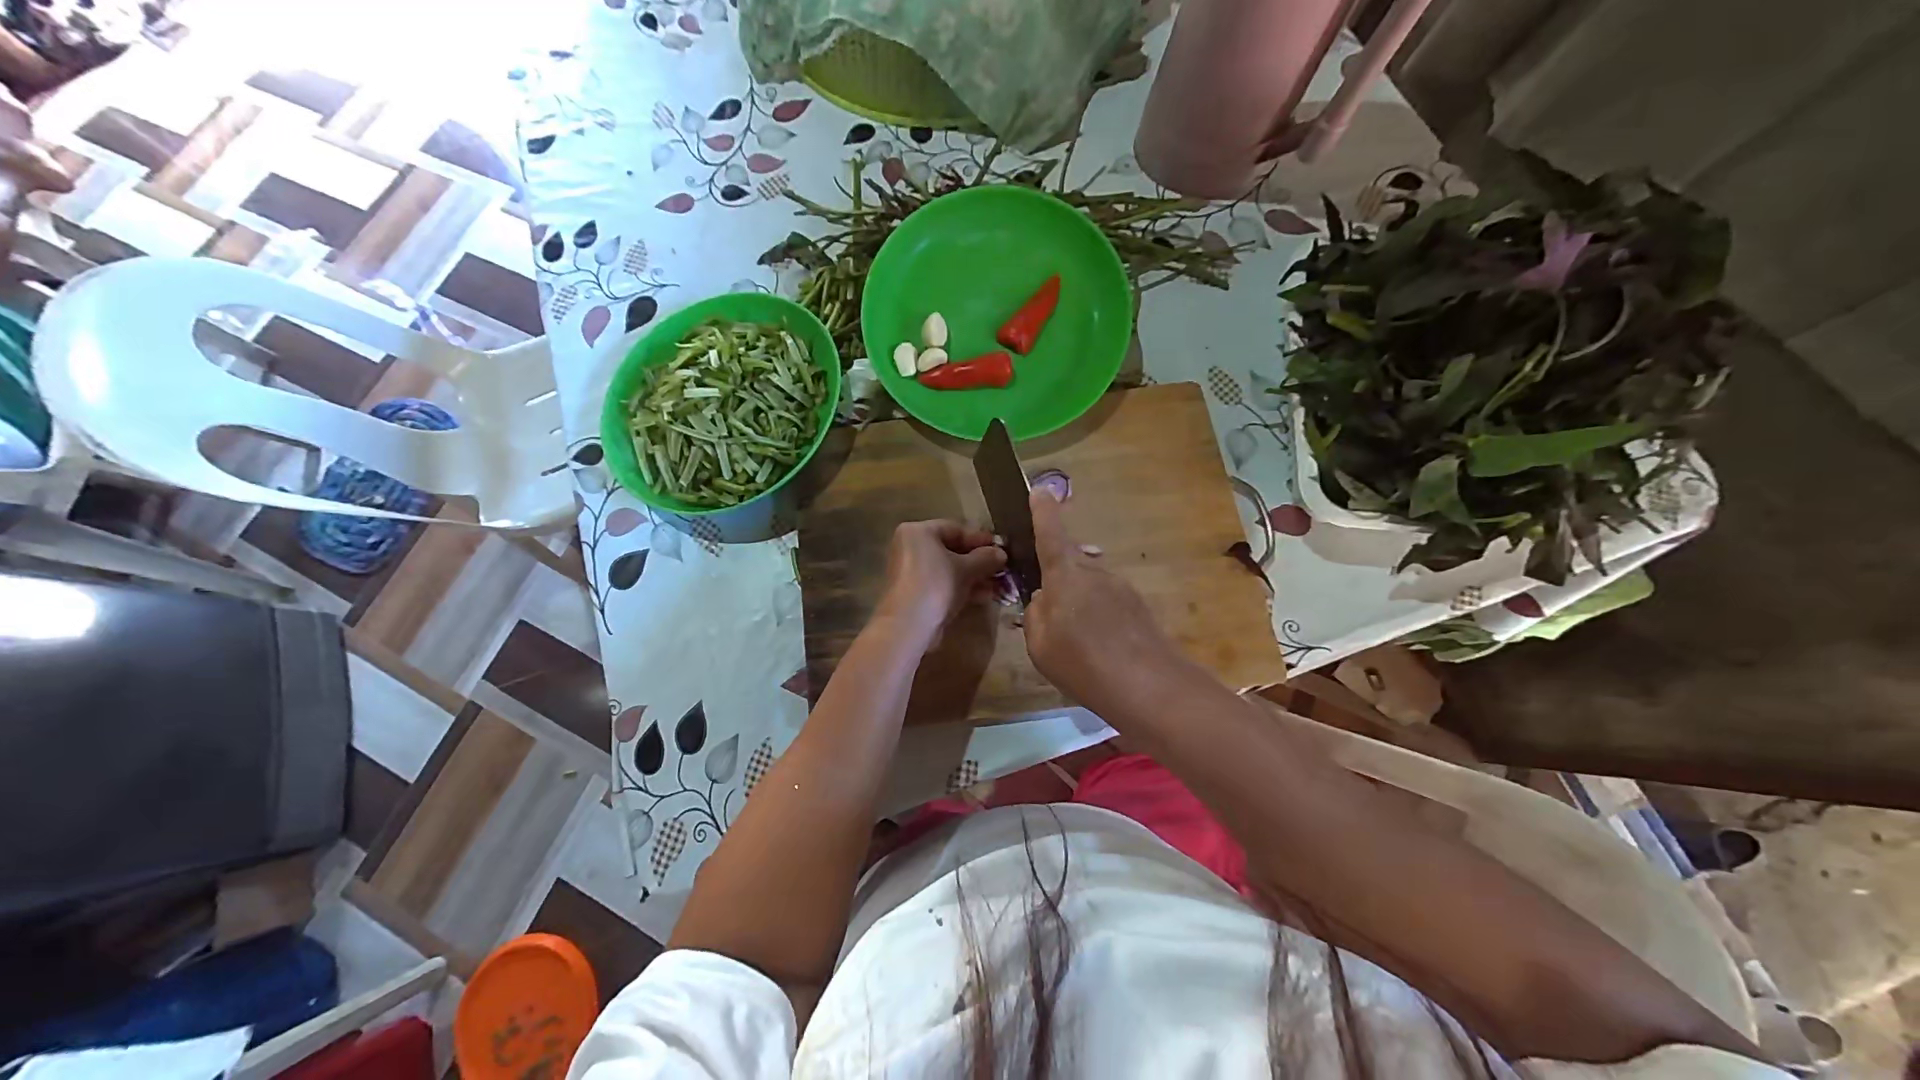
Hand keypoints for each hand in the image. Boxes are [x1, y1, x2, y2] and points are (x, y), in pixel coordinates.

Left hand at [875, 519, 1006, 642]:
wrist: (909, 625)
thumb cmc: (936, 585)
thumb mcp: (966, 569)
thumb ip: (985, 558)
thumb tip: (1001, 553)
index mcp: (918, 532)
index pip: (955, 529)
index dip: (980, 538)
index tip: (1002, 547)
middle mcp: (911, 548)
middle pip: (952, 550)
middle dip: (979, 561)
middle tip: (1002, 567)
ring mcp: (911, 572)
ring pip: (949, 569)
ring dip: (975, 576)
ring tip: (999, 584)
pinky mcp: (915, 593)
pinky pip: (943, 583)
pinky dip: (962, 587)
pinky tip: (985, 596)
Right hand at [1023, 487, 1178, 711]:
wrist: (1149, 687)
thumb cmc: (1082, 662)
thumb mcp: (1039, 644)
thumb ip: (1035, 615)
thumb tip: (1043, 600)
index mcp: (1065, 574)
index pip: (1050, 534)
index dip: (1043, 512)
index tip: (1041, 489)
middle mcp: (1095, 572)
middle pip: (1069, 566)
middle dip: (1057, 583)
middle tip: (1048, 619)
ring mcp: (1121, 589)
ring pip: (1088, 588)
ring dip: (1079, 607)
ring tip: (1075, 646)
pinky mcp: (1138, 609)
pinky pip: (1107, 606)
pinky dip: (1097, 621)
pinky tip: (1098, 652)